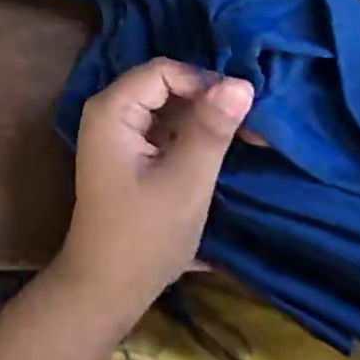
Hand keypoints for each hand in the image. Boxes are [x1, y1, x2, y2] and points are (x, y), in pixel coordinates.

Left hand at [56, 58, 253, 305]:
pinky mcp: (128, 150)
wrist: (106, 287)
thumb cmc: (144, 235)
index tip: (245, 108)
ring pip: (167, 105)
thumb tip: (241, 83)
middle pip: (164, 85)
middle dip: (208, 100)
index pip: (164, 72)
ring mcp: (117, 130)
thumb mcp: (186, 181)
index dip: (204, 83)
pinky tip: (221, 148)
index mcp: (112, 108)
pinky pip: (163, 126)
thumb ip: (211, 129)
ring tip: (247, 137)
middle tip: (253, 125)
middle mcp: (109, 109)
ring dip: (204, 118)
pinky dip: (192, 134)